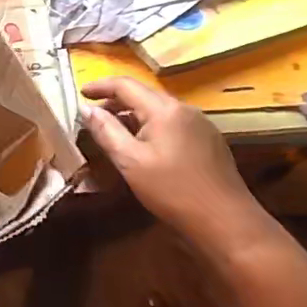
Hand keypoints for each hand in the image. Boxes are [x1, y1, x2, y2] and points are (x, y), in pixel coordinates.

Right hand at [81, 77, 272, 258]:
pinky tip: (144, 147)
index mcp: (165, 109)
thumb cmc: (172, 190)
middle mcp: (185, 109)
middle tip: (92, 115)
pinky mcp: (209, 142)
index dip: (100, 86)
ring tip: (113, 132)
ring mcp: (200, 125)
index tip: (80, 93)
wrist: (226, 222)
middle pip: (144, 95)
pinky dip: (151, 127)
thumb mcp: (130, 161)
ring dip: (132, 116)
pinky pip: (172, 124)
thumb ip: (106, 131)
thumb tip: (86, 109)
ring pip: (159, 110)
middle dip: (115, 101)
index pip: (126, 85)